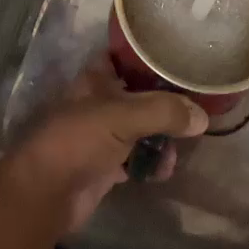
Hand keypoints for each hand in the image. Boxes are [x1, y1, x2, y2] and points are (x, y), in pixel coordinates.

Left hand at [0, 58, 207, 236]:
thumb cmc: (78, 139)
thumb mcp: (122, 116)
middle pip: (138, 95)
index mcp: (96, 79)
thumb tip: (202, 116)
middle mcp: (99, 102)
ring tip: (179, 149)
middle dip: (165, 104)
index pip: (125, 57)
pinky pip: (135, 158)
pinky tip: (164, 170)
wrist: (46, 191)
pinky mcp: (105, 165)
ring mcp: (101, 134)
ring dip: (161, 138)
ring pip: (139, 128)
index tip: (179, 60)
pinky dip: (151, 162)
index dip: (149, 57)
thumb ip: (163, 112)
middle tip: (194, 110)